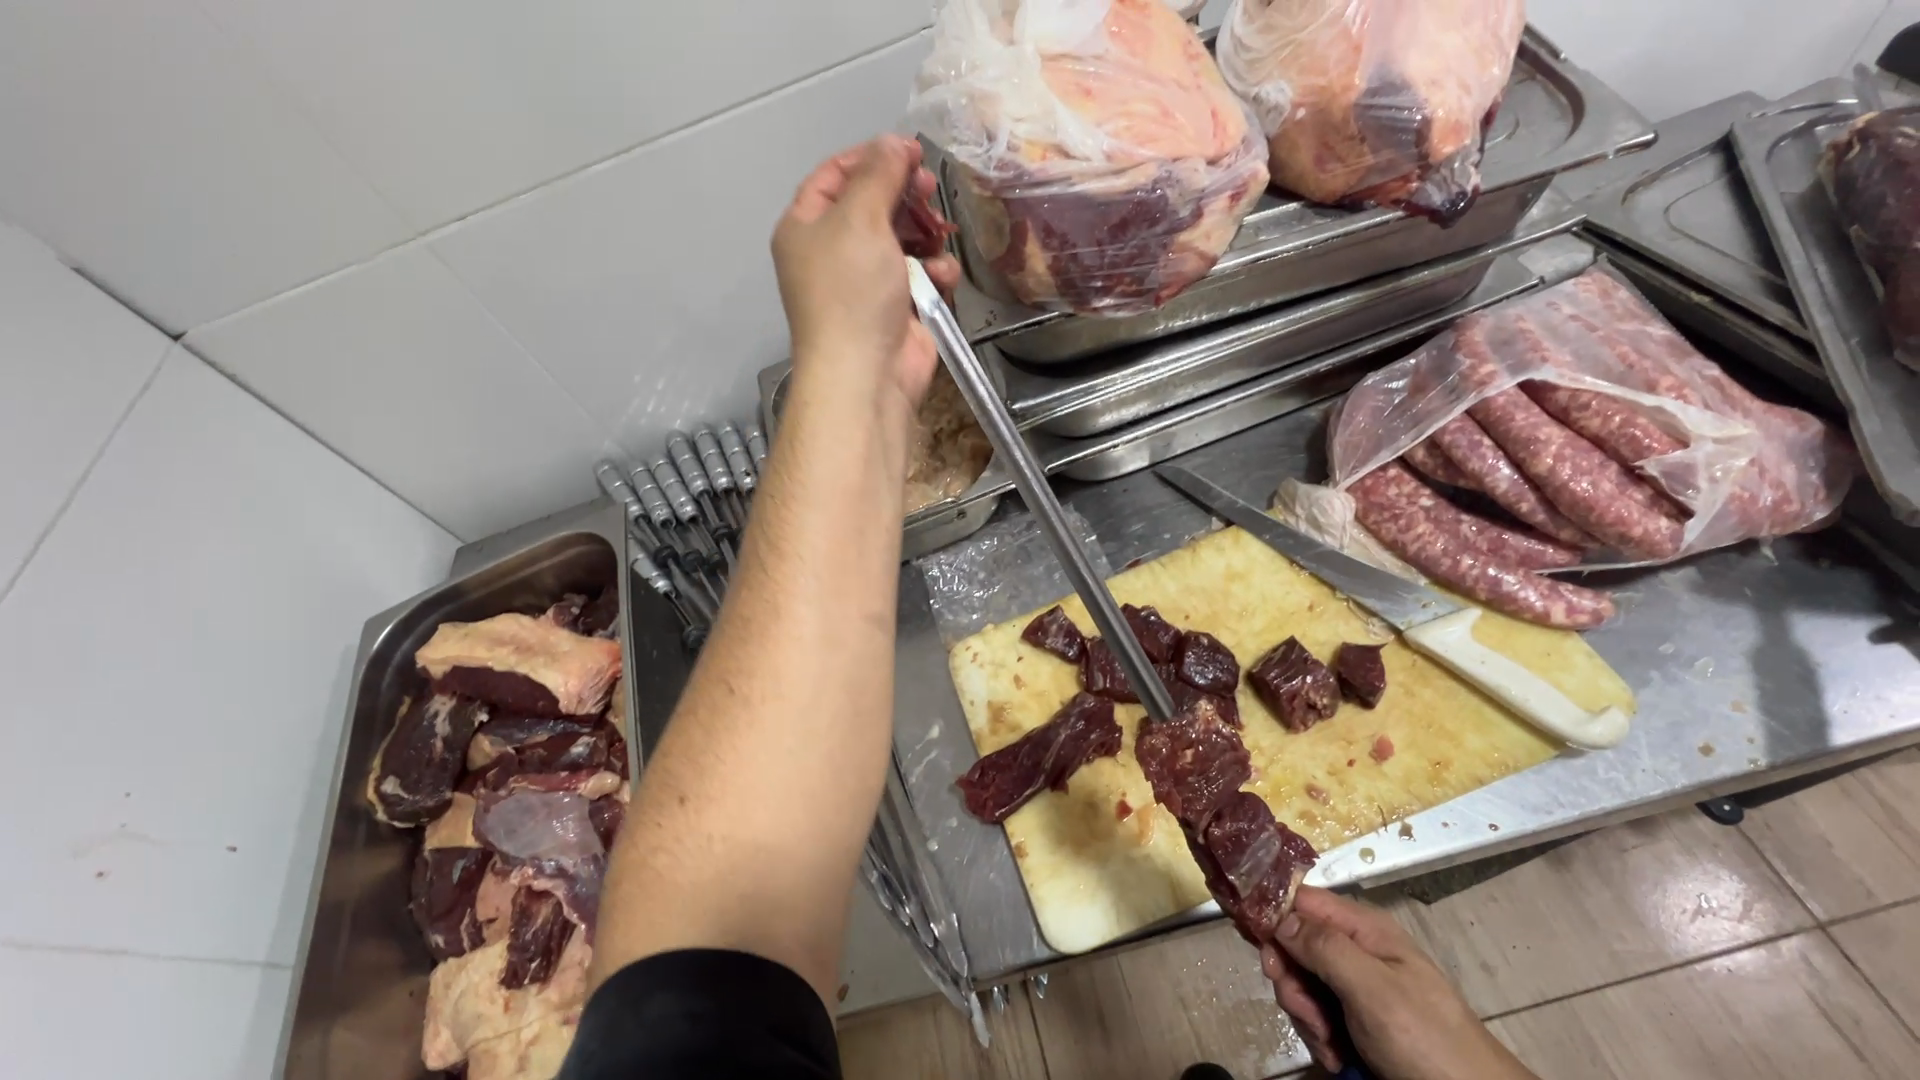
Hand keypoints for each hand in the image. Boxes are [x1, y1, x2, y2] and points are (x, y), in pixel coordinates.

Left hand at [771, 135, 962, 411]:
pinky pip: (920, 276)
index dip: (871, 157)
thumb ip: (879, 173)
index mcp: (806, 228)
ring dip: (925, 234)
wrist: (866, 374)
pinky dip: (934, 272)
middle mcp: (831, 253)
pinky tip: (941, 276)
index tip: (909, 151)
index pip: (834, 175)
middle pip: (872, 205)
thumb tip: (893, 143)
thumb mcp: (860, 218)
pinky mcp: (897, 310)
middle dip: (905, 196)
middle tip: (929, 189)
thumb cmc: (852, 292)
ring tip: (939, 234)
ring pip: (902, 240)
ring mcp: (865, 284)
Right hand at [1264, 887, 1536, 1079]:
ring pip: (1301, 983)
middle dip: (1291, 981)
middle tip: (1308, 1013)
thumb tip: (1279, 916)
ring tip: (1331, 1043)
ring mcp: (1356, 985)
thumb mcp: (1374, 989)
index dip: (1273, 917)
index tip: (1263, 953)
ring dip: (1305, 1015)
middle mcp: (1356, 948)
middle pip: (1294, 945)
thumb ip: (1325, 947)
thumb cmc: (1425, 1039)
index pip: (1301, 900)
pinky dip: (1318, 1035)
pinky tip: (1336, 1055)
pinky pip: (1316, 1014)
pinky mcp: (1355, 1018)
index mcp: (1364, 927)